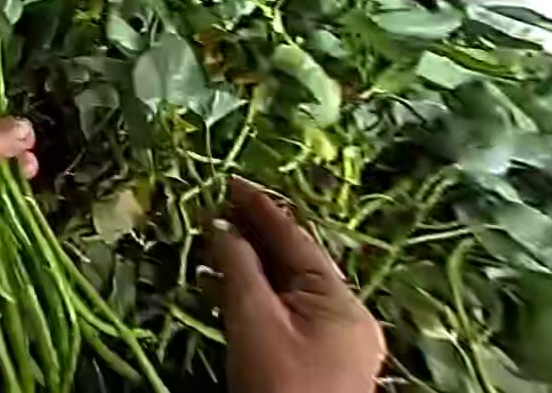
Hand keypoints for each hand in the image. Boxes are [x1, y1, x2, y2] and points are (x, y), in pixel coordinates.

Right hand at [210, 177, 384, 392]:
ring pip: (283, 280)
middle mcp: (343, 313)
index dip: (259, 204)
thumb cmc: (281, 382)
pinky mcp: (315, 354)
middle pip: (292, 256)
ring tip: (209, 233)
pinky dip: (250, 285)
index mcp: (339, 301)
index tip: (227, 179)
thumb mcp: (252, 315)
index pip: (294, 236)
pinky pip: (281, 304)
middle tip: (212, 202)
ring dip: (245, 257)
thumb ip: (236, 261)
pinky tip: (219, 276)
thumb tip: (218, 222)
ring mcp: (332, 336)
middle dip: (250, 229)